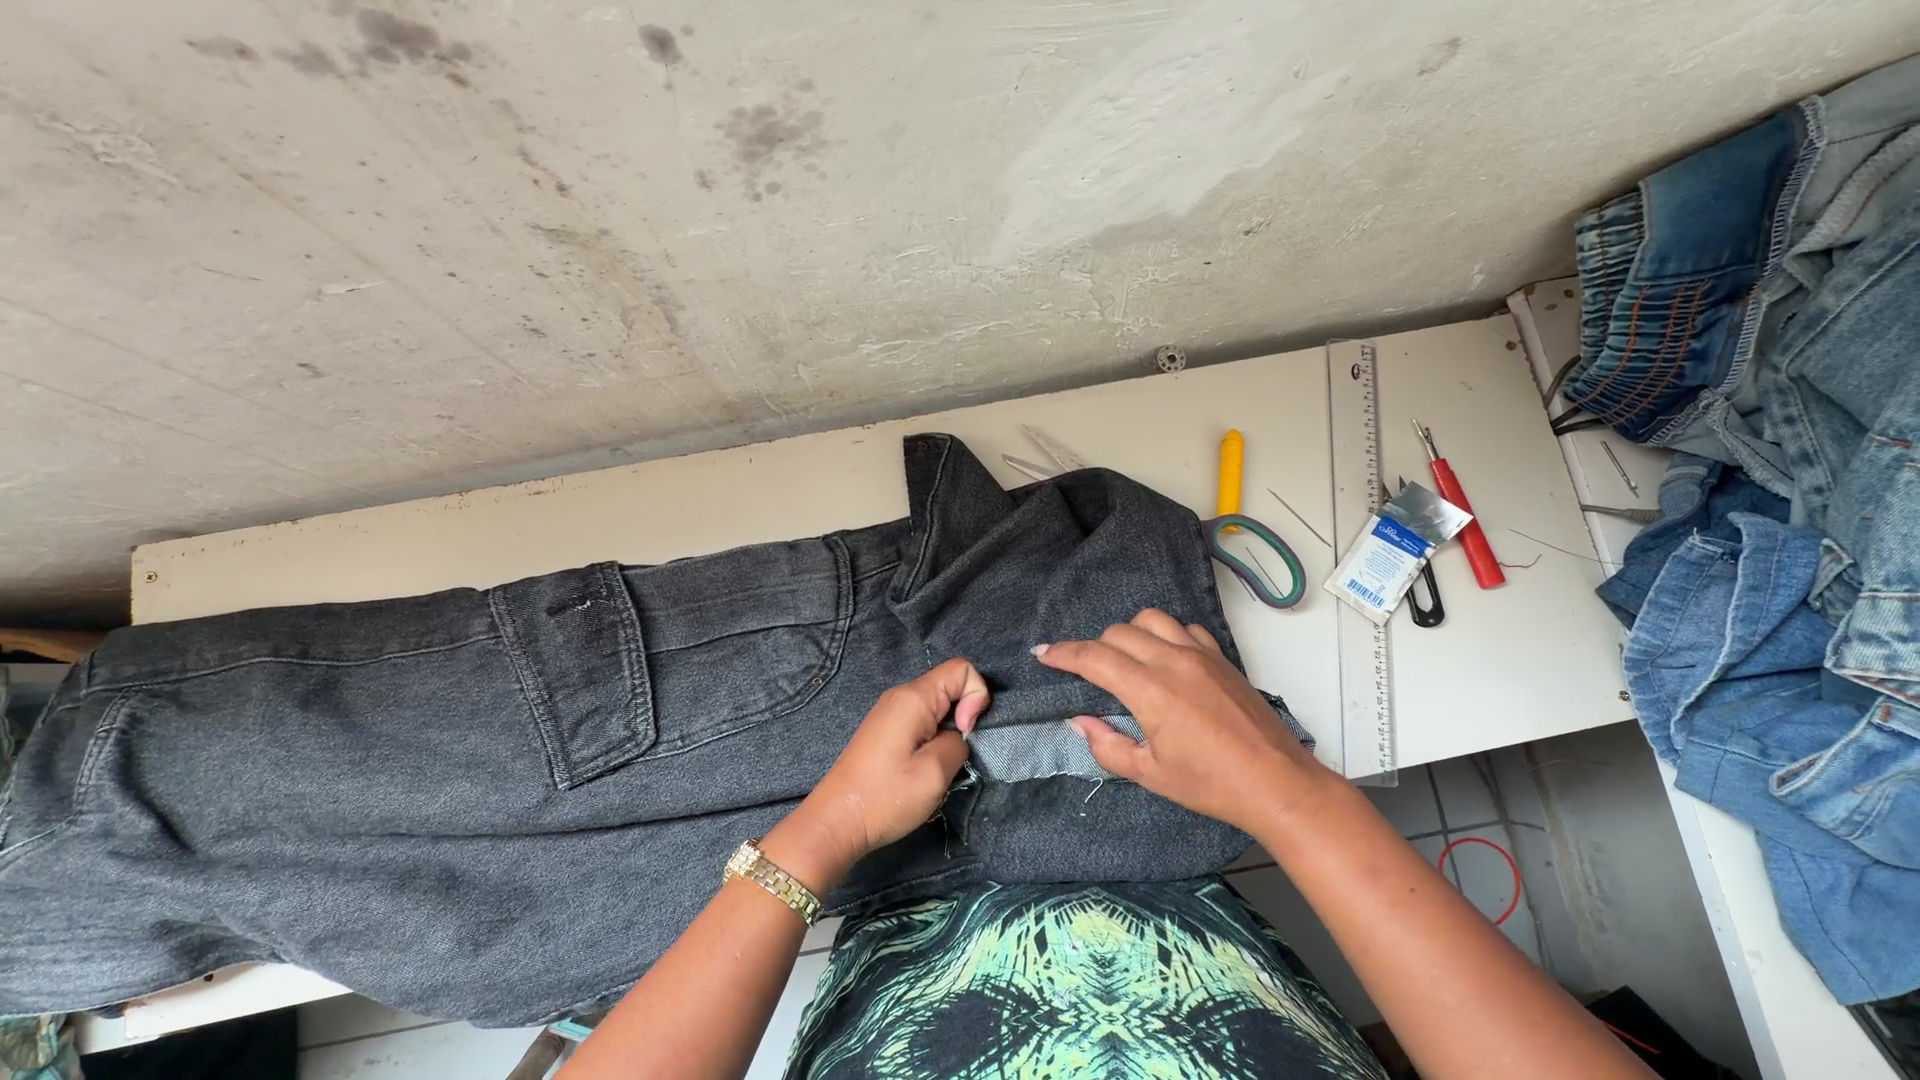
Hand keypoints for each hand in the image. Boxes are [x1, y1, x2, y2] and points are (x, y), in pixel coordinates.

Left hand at [766, 659, 985, 889]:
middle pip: (949, 686)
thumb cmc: (885, 796)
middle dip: (963, 716)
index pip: (961, 669)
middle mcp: (900, 696)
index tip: (965, 732)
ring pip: (936, 707)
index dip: (976, 696)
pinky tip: (920, 768)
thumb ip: (958, 743)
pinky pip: (921, 721)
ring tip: (935, 766)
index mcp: (913, 698)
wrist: (836, 821)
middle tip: (951, 755)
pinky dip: (932, 739)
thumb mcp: (935, 773)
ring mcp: (890, 713)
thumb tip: (956, 737)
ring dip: (947, 733)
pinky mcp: (885, 731)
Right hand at [1035, 609, 1337, 833]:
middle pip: (1118, 633)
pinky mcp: (1222, 658)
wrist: (1276, 783)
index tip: (1043, 654)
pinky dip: (1166, 635)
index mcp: (1151, 691)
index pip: (1094, 657)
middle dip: (1093, 648)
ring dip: (1128, 633)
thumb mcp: (1150, 775)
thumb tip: (1080, 721)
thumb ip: (1107, 746)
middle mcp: (1174, 662)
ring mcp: (1201, 655)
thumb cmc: (1211, 785)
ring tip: (1123, 659)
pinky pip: (1185, 628)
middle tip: (1083, 671)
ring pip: (1151, 619)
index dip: (1063, 654)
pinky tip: (1165, 658)